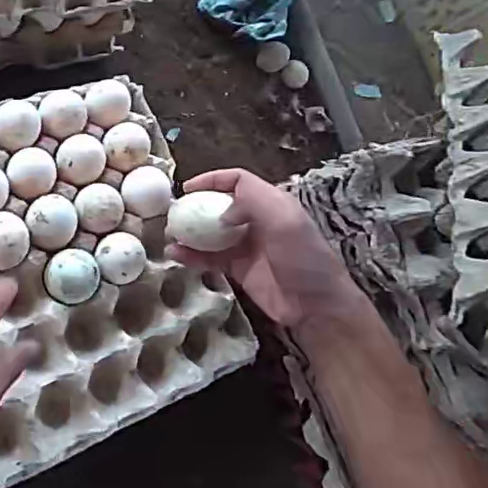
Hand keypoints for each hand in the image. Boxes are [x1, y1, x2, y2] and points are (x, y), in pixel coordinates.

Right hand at [168, 168, 366, 327]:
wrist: (317, 307)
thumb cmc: (304, 259)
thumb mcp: (284, 221)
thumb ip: (252, 202)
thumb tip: (220, 212)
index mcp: (271, 203)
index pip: (237, 181)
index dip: (212, 180)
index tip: (188, 188)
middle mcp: (257, 220)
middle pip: (220, 205)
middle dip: (196, 206)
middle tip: (175, 213)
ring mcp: (246, 246)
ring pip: (211, 233)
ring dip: (190, 232)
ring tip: (170, 234)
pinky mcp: (238, 269)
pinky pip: (209, 257)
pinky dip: (192, 255)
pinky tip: (176, 255)